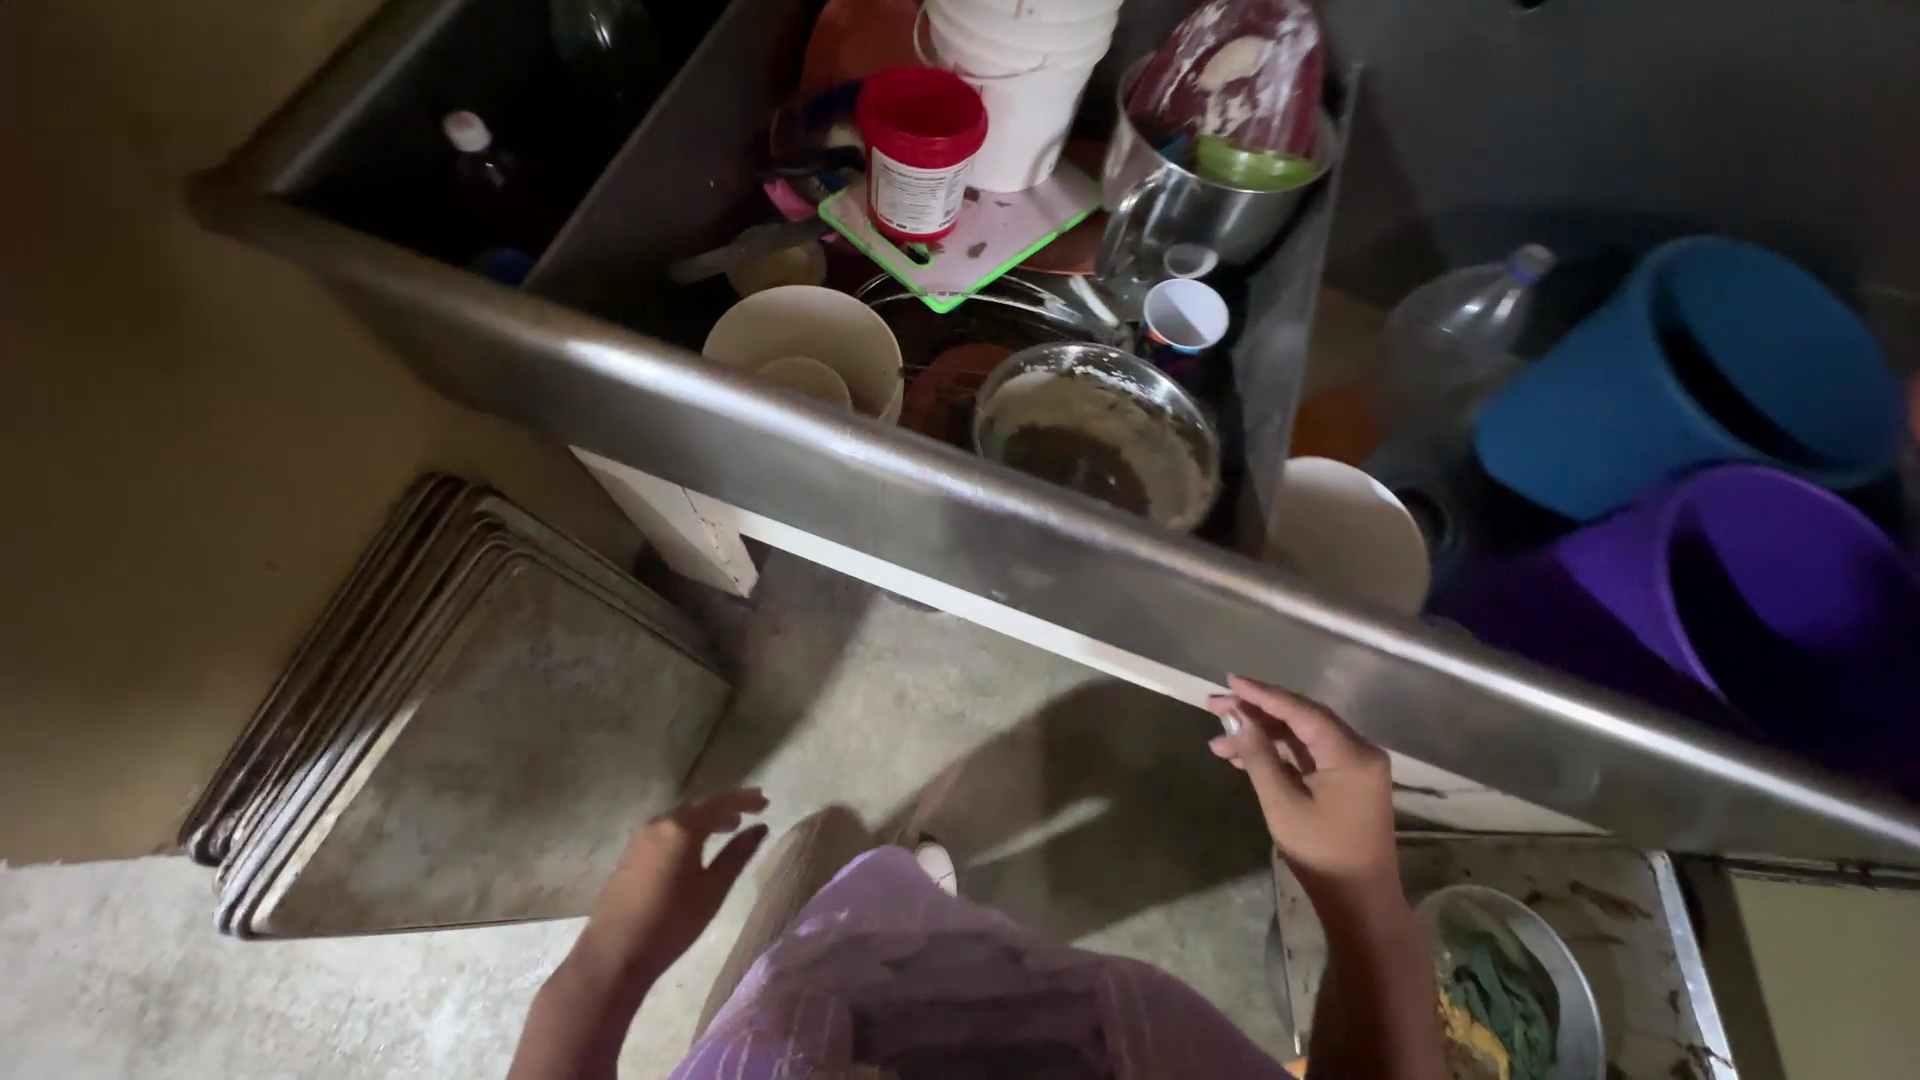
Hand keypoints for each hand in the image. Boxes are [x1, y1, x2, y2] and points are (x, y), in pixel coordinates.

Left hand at [578, 788, 770, 982]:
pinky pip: (666, 830)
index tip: (766, 802)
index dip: (744, 800)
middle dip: (726, 805)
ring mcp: (640, 839)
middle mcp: (659, 824)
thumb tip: (760, 827)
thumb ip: (738, 854)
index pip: (719, 802)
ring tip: (728, 827)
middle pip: (698, 805)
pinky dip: (687, 830)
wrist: (614, 956)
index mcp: (681, 827)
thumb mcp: (713, 889)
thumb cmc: (672, 921)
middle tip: (751, 809)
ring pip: (680, 818)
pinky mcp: (630, 856)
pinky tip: (696, 847)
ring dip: (706, 818)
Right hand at [1208, 675, 1396, 896]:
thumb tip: (1234, 717)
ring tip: (1219, 740)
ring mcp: (1354, 767)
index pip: (1300, 711)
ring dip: (1261, 735)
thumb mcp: (1281, 803)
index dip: (1262, 694)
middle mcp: (1358, 751)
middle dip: (1256, 712)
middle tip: (1214, 707)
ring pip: (1300, 737)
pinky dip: (1276, 753)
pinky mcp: (1346, 782)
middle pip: (1300, 718)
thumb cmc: (1321, 853)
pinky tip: (1242, 756)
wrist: (1360, 903)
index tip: (1229, 681)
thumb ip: (1258, 754)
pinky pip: (1307, 755)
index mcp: (1351, 753)